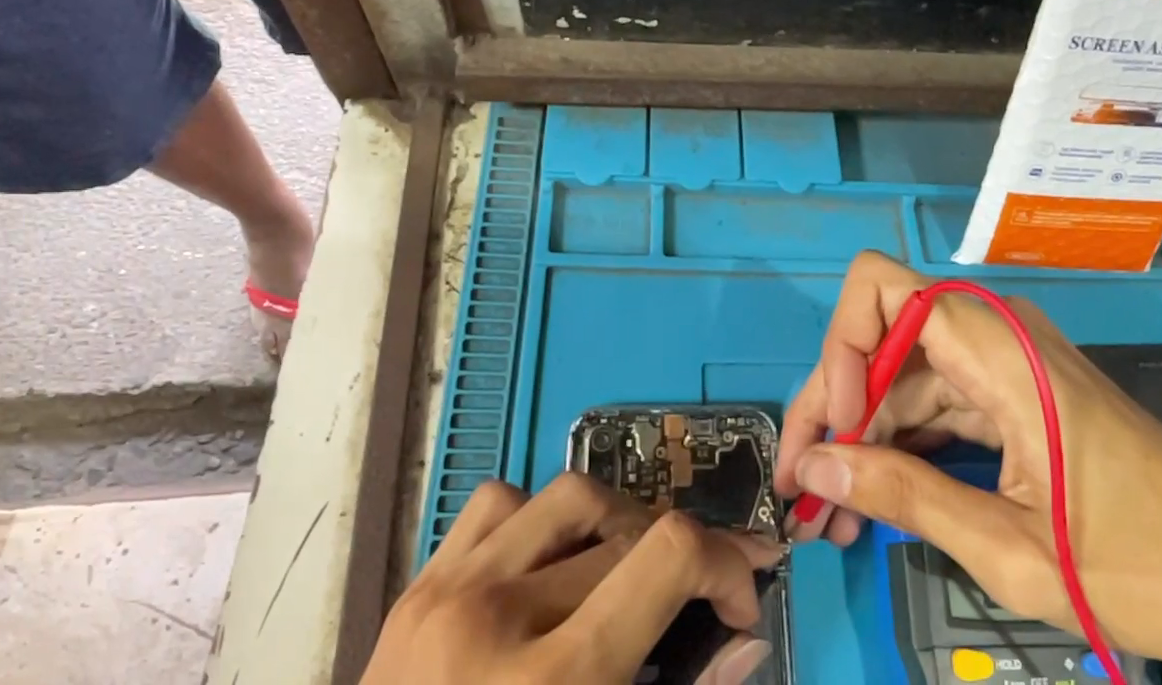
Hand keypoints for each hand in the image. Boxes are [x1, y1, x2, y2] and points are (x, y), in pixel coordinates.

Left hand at [363, 474, 782, 684]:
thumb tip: (745, 638)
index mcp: (556, 680)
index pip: (669, 553)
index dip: (726, 564)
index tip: (737, 605)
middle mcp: (500, 615)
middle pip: (628, 528)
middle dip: (682, 556)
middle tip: (696, 595)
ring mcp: (448, 591)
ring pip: (566, 495)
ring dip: (615, 522)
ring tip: (625, 566)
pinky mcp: (415, 587)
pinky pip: (497, 504)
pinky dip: (540, 517)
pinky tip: (549, 561)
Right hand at [777, 252, 1161, 683]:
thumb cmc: (1147, 570)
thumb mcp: (1011, 549)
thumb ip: (905, 496)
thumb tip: (817, 465)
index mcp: (1003, 353)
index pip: (883, 292)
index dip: (840, 350)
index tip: (835, 431)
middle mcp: (1001, 342)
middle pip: (883, 342)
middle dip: (836, 409)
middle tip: (803, 491)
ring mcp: (1011, 371)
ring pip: (904, 379)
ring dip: (863, 438)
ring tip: (831, 514)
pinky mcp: (1019, 402)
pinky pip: (939, 406)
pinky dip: (902, 447)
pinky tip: (875, 502)